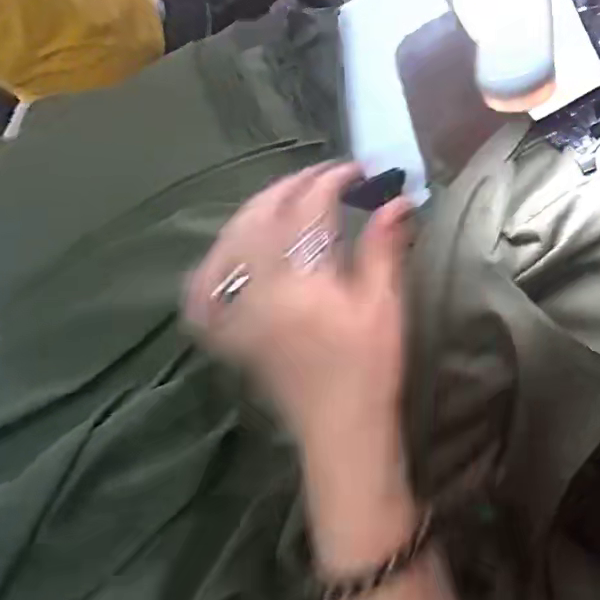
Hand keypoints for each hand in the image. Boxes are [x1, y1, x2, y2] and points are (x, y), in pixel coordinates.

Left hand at [183, 162, 414, 449]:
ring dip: (256, 209)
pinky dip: (213, 261)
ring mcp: (234, 312)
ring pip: (228, 243)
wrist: (341, 429)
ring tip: (285, 196)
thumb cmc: (370, 366)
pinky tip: (229, 250)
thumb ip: (384, 246)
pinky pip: (201, 289)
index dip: (331, 181)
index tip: (357, 170)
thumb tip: (398, 200)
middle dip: (292, 185)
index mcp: (299, 283)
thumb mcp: (384, 303)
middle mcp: (255, 292)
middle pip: (260, 217)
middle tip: (325, 174)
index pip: (307, 211)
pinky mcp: (227, 333)